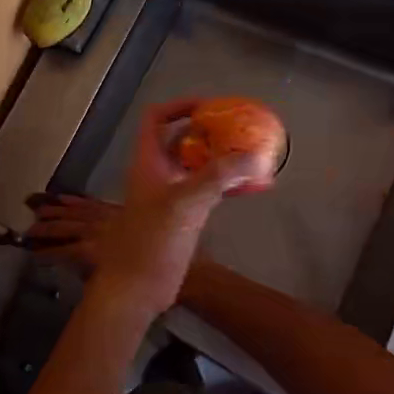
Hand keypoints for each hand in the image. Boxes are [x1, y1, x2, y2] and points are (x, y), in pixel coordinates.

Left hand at [29, 99, 271, 314]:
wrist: (137, 287)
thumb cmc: (152, 239)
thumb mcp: (186, 202)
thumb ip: (220, 177)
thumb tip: (256, 156)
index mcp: (148, 160)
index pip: (156, 118)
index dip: (179, 105)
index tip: (210, 106)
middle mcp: (158, 172)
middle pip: (182, 140)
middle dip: (211, 132)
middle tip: (240, 129)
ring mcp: (170, 194)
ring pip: (198, 165)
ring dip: (223, 159)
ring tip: (253, 153)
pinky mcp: (183, 216)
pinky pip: (208, 190)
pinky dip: (228, 184)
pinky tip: (255, 186)